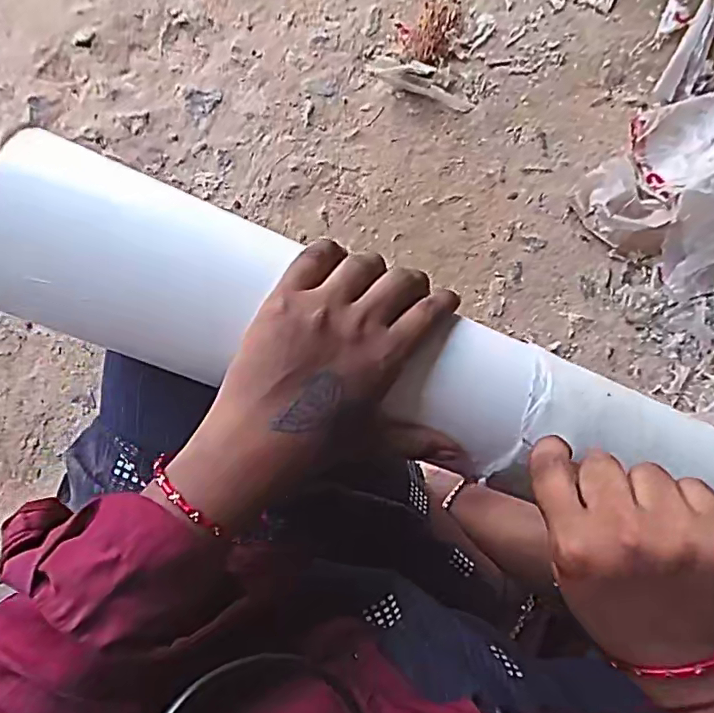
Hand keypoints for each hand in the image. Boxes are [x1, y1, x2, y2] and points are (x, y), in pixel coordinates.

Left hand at [159, 241, 459, 527]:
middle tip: (402, 293)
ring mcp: (319, 307)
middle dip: (409, 283)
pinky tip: (328, 264)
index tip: (440, 301)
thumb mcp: (371, 441)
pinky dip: (326, 255)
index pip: (429, 310)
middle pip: (399, 279)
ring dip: (369, 270)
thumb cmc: (313, 447)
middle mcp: (358, 323)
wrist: (255, 443)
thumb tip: (458, 457)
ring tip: (363, 281)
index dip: (440, 301)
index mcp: (385, 355)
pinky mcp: (283, 300)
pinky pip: (313, 256)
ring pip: (360, 263)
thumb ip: (416, 442)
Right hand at [527, 436, 713, 668]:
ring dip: (644, 491)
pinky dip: (683, 502)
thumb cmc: (614, 616)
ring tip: (650, 522)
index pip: (553, 471)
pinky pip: (691, 485)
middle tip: (610, 506)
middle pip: (601, 463)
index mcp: (576, 546)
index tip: (556, 450)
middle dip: (602, 480)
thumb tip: (568, 468)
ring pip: (648, 470)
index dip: (552, 454)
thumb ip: (564, 521)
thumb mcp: (568, 575)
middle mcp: (623, 532)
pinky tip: (680, 529)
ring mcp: (676, 530)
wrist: (684, 659)